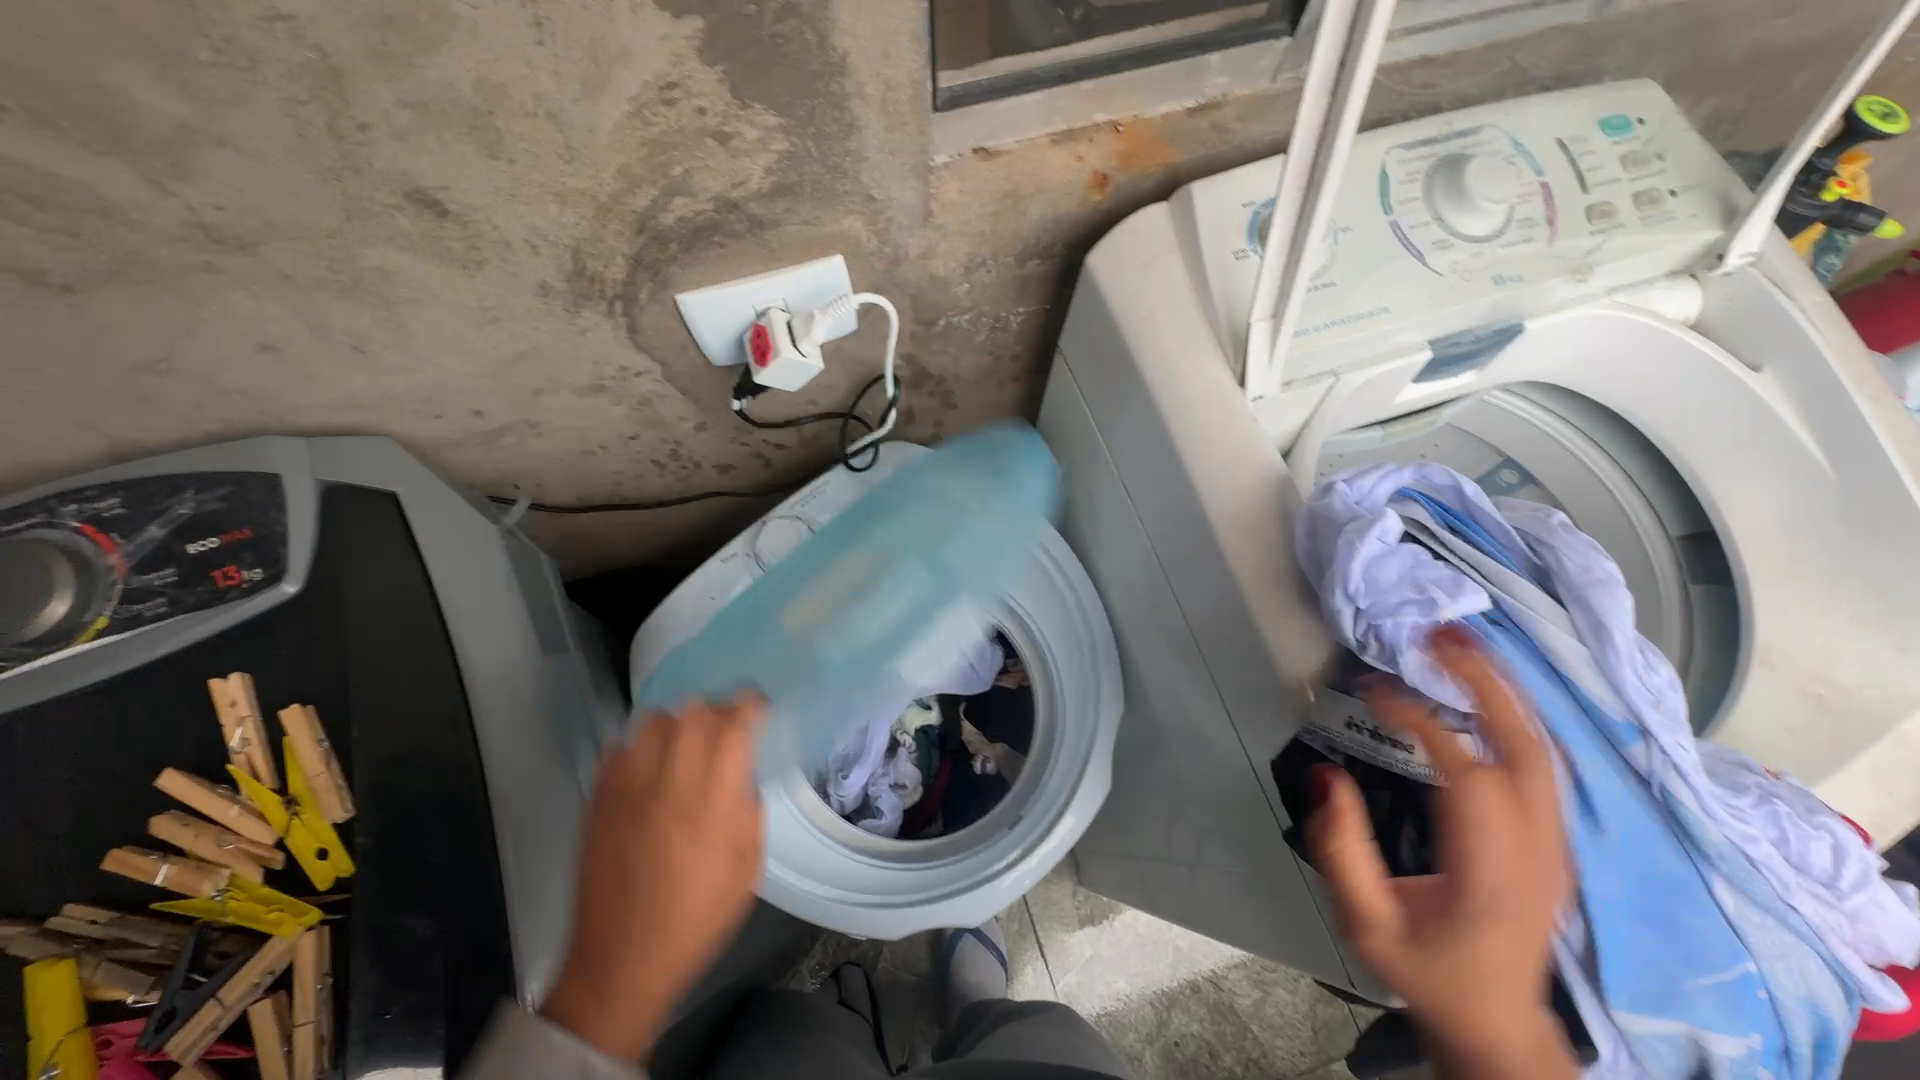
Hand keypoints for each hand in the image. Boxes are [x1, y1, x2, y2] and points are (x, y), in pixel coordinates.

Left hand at [541, 697, 765, 1062]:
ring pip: (655, 720)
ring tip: (686, 745)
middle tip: (726, 729)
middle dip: (717, 710)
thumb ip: (749, 811)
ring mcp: (627, 787)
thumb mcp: (747, 868)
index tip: (759, 709)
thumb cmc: (697, 918)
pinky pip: (620, 748)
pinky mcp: (598, 798)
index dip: (750, 707)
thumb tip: (744, 775)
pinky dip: (641, 747)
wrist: (622, 958)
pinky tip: (649, 770)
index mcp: (713, 801)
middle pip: (694, 711)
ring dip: (678, 723)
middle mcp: (669, 782)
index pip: (734, 726)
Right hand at [1308, 625, 1575, 1078]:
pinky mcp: (1556, 841)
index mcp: (1491, 872)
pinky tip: (1487, 695)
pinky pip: (1543, 765)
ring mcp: (1558, 845)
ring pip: (1545, 751)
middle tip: (1442, 635)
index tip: (1377, 691)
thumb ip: (1340, 849)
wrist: (1498, 1024)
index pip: (1468, 775)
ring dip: (1505, 693)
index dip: (1422, 722)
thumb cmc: (1427, 972)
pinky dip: (1516, 718)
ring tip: (1462, 648)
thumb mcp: (1364, 923)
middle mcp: (1538, 851)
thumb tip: (1325, 772)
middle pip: (1528, 748)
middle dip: (1487, 683)